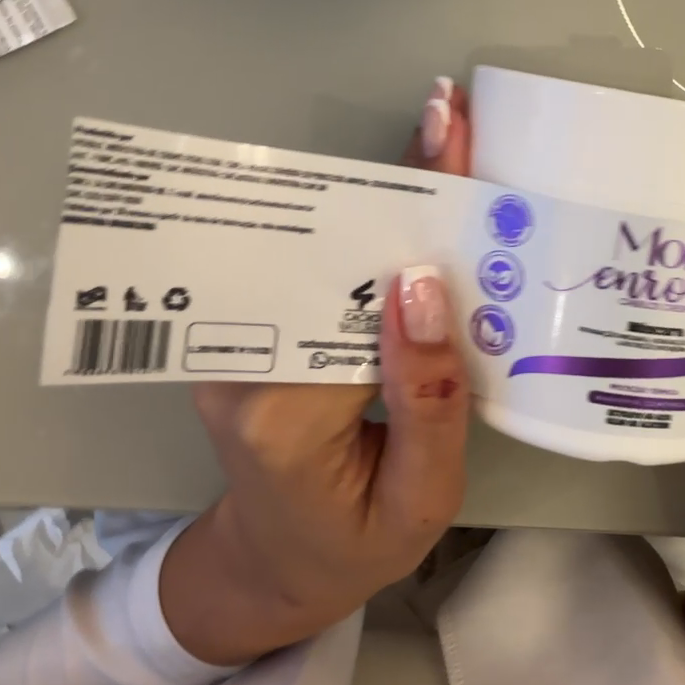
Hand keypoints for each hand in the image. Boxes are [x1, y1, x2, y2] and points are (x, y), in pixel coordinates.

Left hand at [159, 79, 476, 663]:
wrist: (272, 570)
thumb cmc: (355, 546)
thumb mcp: (423, 499)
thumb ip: (430, 400)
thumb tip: (423, 281)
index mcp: (286, 413)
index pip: (358, 293)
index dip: (411, 207)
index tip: (445, 126)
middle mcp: (242, 365)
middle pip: (328, 253)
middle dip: (397, 182)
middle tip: (452, 114)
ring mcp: (233, 349)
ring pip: (317, 255)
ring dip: (382, 199)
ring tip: (442, 141)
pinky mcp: (243, 340)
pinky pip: (311, 276)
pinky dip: (365, 237)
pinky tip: (411, 204)